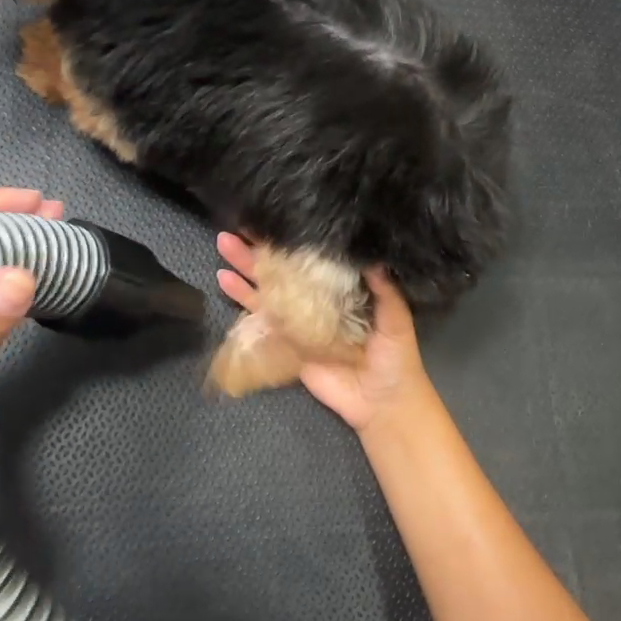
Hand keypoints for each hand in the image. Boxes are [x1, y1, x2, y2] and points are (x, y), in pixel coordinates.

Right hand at [215, 232, 438, 432]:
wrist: (382, 404)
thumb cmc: (395, 359)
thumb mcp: (396, 319)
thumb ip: (385, 290)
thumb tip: (370, 254)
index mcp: (344, 290)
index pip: (316, 258)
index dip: (296, 240)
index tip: (277, 217)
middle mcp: (318, 300)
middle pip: (284, 270)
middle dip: (261, 248)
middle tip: (237, 225)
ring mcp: (298, 321)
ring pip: (266, 288)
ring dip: (245, 267)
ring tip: (223, 244)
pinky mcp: (286, 343)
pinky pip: (260, 318)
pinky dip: (241, 299)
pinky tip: (224, 280)